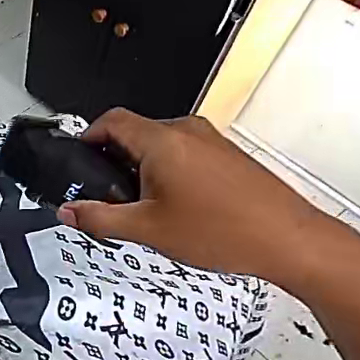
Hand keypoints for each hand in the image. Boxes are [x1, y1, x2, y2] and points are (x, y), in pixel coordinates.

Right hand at [56, 109, 349, 285]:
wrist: (286, 239)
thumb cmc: (231, 230)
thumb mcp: (149, 230)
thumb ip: (101, 218)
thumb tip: (73, 212)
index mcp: (163, 141)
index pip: (110, 120)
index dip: (88, 137)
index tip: (79, 157)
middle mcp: (188, 131)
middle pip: (135, 133)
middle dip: (115, 162)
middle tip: (110, 196)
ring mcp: (211, 141)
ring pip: (161, 146)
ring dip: (144, 170)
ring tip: (148, 210)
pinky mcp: (226, 155)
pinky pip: (186, 154)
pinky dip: (171, 174)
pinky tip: (178, 209)